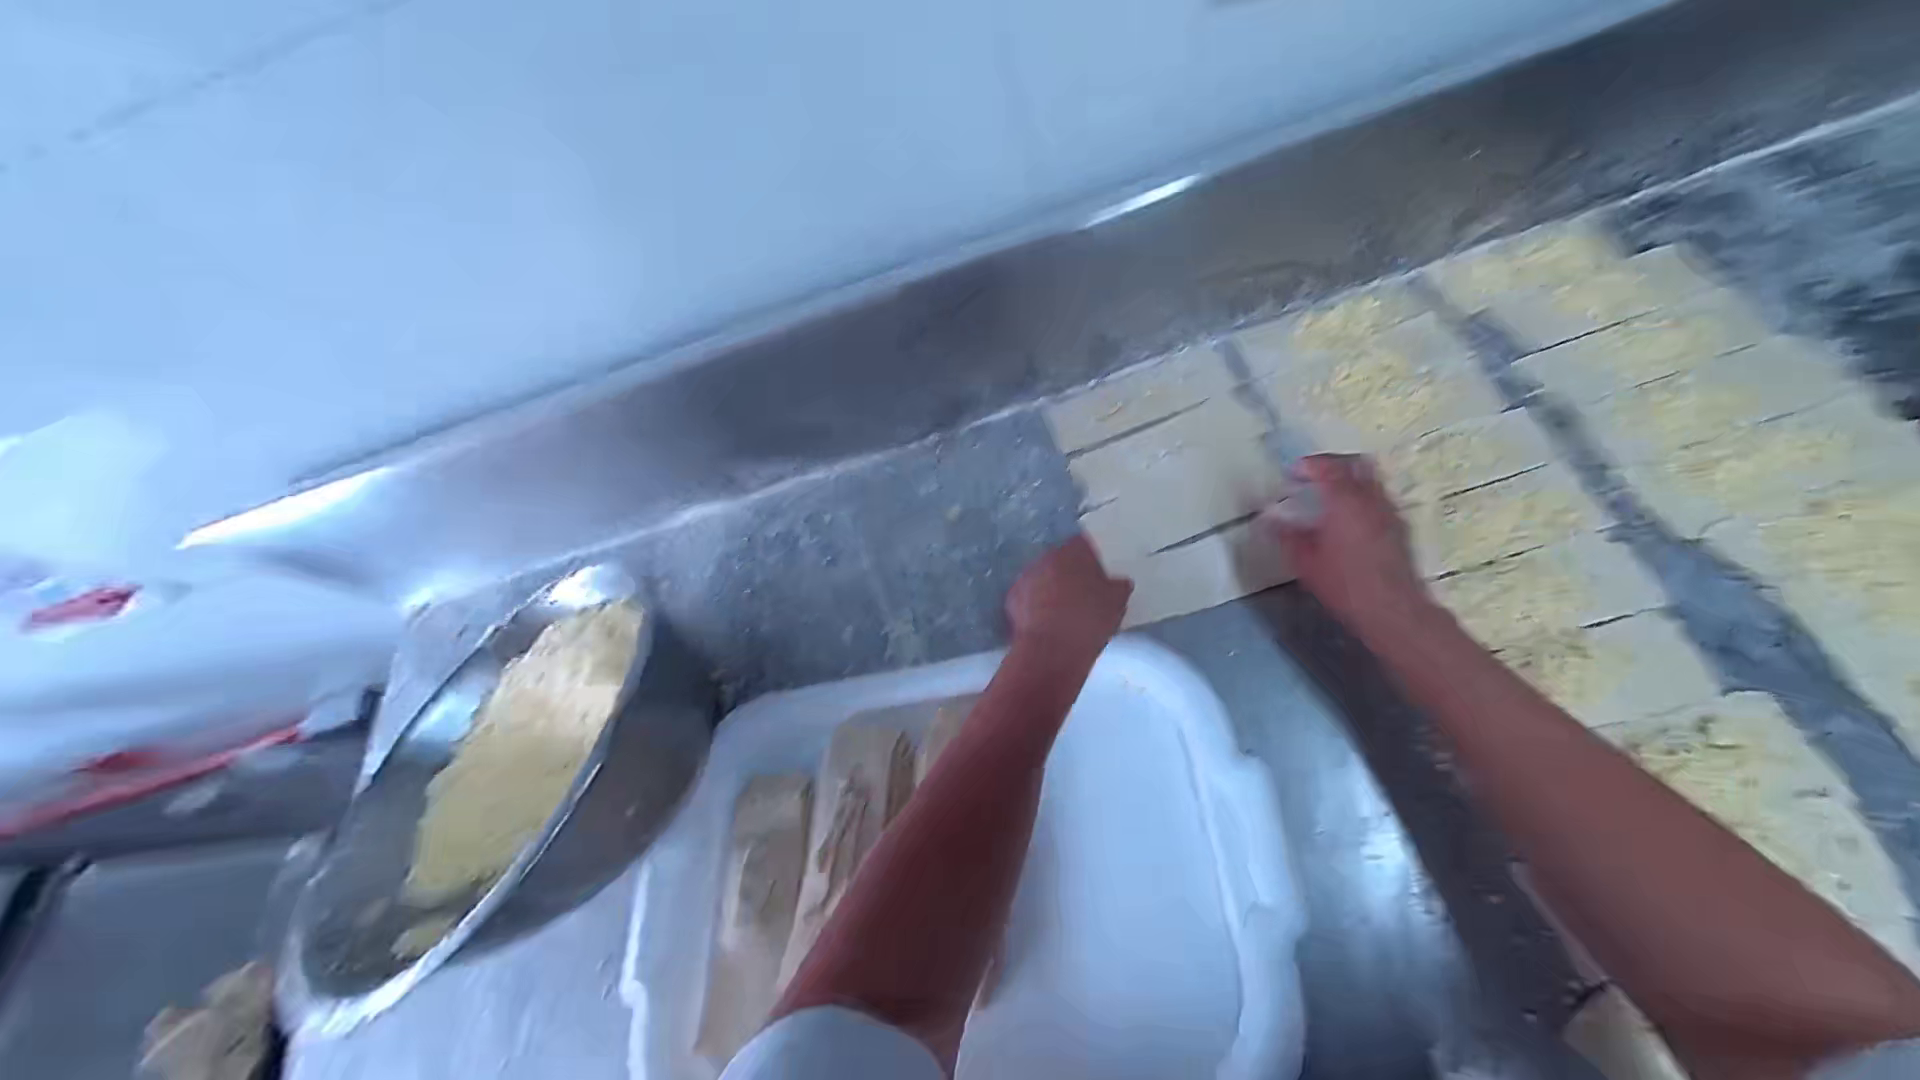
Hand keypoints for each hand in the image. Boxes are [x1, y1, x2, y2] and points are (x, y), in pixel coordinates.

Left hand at [1005, 535, 1131, 657]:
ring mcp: (1026, 577)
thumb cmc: (1089, 621)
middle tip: (1084, 594)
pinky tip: (1046, 622)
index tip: (1099, 574)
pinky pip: (1028, 596)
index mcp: (1074, 552)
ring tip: (1064, 611)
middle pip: (1061, 560)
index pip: (1084, 544)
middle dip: (1071, 573)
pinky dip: (1036, 605)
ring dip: (1051, 588)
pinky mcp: (1012, 597)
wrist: (1051, 649)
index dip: (1092, 559)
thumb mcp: (1117, 603)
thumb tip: (1119, 583)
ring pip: (1043, 577)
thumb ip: (1119, 586)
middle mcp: (1047, 558)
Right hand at [1258, 454, 1436, 637]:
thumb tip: (1270, 519)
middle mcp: (1371, 499)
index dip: (1308, 464)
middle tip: (1313, 476)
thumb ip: (1286, 534)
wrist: (1391, 609)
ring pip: (1372, 479)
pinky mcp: (1400, 527)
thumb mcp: (1303, 561)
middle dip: (1333, 464)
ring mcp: (1390, 512)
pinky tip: (1349, 519)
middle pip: (1357, 463)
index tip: (1292, 473)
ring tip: (1330, 497)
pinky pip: (1379, 498)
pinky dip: (1362, 498)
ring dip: (1350, 480)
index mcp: (1344, 501)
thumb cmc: (1342, 583)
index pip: (1328, 467)